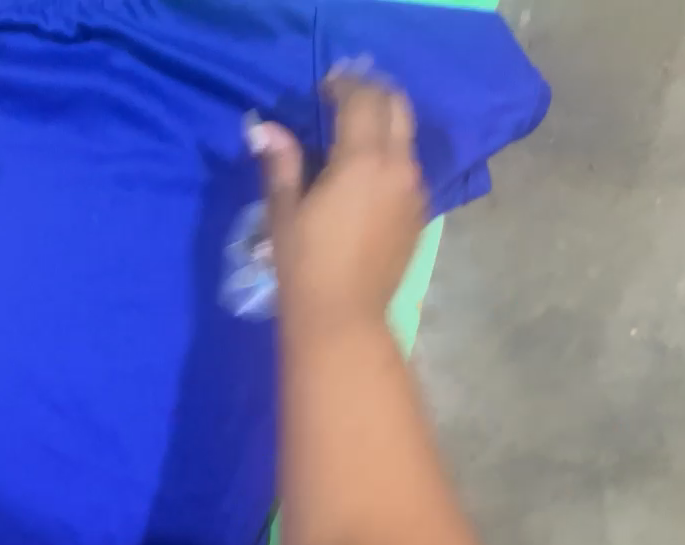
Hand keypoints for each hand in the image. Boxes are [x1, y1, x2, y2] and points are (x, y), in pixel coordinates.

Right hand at [248, 71, 427, 332]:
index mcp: (362, 160)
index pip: (362, 99)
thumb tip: (267, 130)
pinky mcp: (418, 216)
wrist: (341, 319)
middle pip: (396, 107)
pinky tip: (366, 181)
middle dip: (372, 96)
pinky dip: (390, 160)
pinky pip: (408, 171)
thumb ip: (281, 165)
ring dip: (383, 128)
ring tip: (354, 140)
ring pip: (406, 139)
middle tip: (344, 101)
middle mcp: (397, 166)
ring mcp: (414, 191)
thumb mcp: (284, 214)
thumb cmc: (303, 267)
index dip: (343, 85)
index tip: (324, 87)